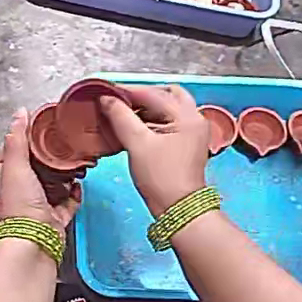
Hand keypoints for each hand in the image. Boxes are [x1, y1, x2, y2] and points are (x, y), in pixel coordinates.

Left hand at [0, 109, 80, 229]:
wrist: (34, 240)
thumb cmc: (20, 206)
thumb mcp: (16, 166)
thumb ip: (18, 140)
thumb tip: (19, 114)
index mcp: (6, 181)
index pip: (4, 159)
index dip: (13, 145)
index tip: (27, 133)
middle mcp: (20, 194)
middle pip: (30, 172)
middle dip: (42, 159)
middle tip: (56, 144)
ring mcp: (38, 207)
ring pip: (50, 187)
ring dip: (61, 175)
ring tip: (71, 160)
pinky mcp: (56, 218)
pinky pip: (68, 204)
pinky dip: (75, 194)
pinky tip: (80, 184)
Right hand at [97, 85, 210, 215]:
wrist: (178, 209)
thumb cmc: (161, 178)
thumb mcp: (138, 144)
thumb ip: (121, 118)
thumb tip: (107, 100)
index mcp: (188, 116)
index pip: (154, 94)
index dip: (128, 92)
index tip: (107, 93)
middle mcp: (195, 119)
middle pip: (166, 95)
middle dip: (142, 97)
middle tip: (118, 103)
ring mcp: (192, 132)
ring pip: (168, 109)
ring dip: (147, 109)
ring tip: (123, 114)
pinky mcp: (186, 144)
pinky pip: (168, 122)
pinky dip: (152, 120)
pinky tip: (135, 127)